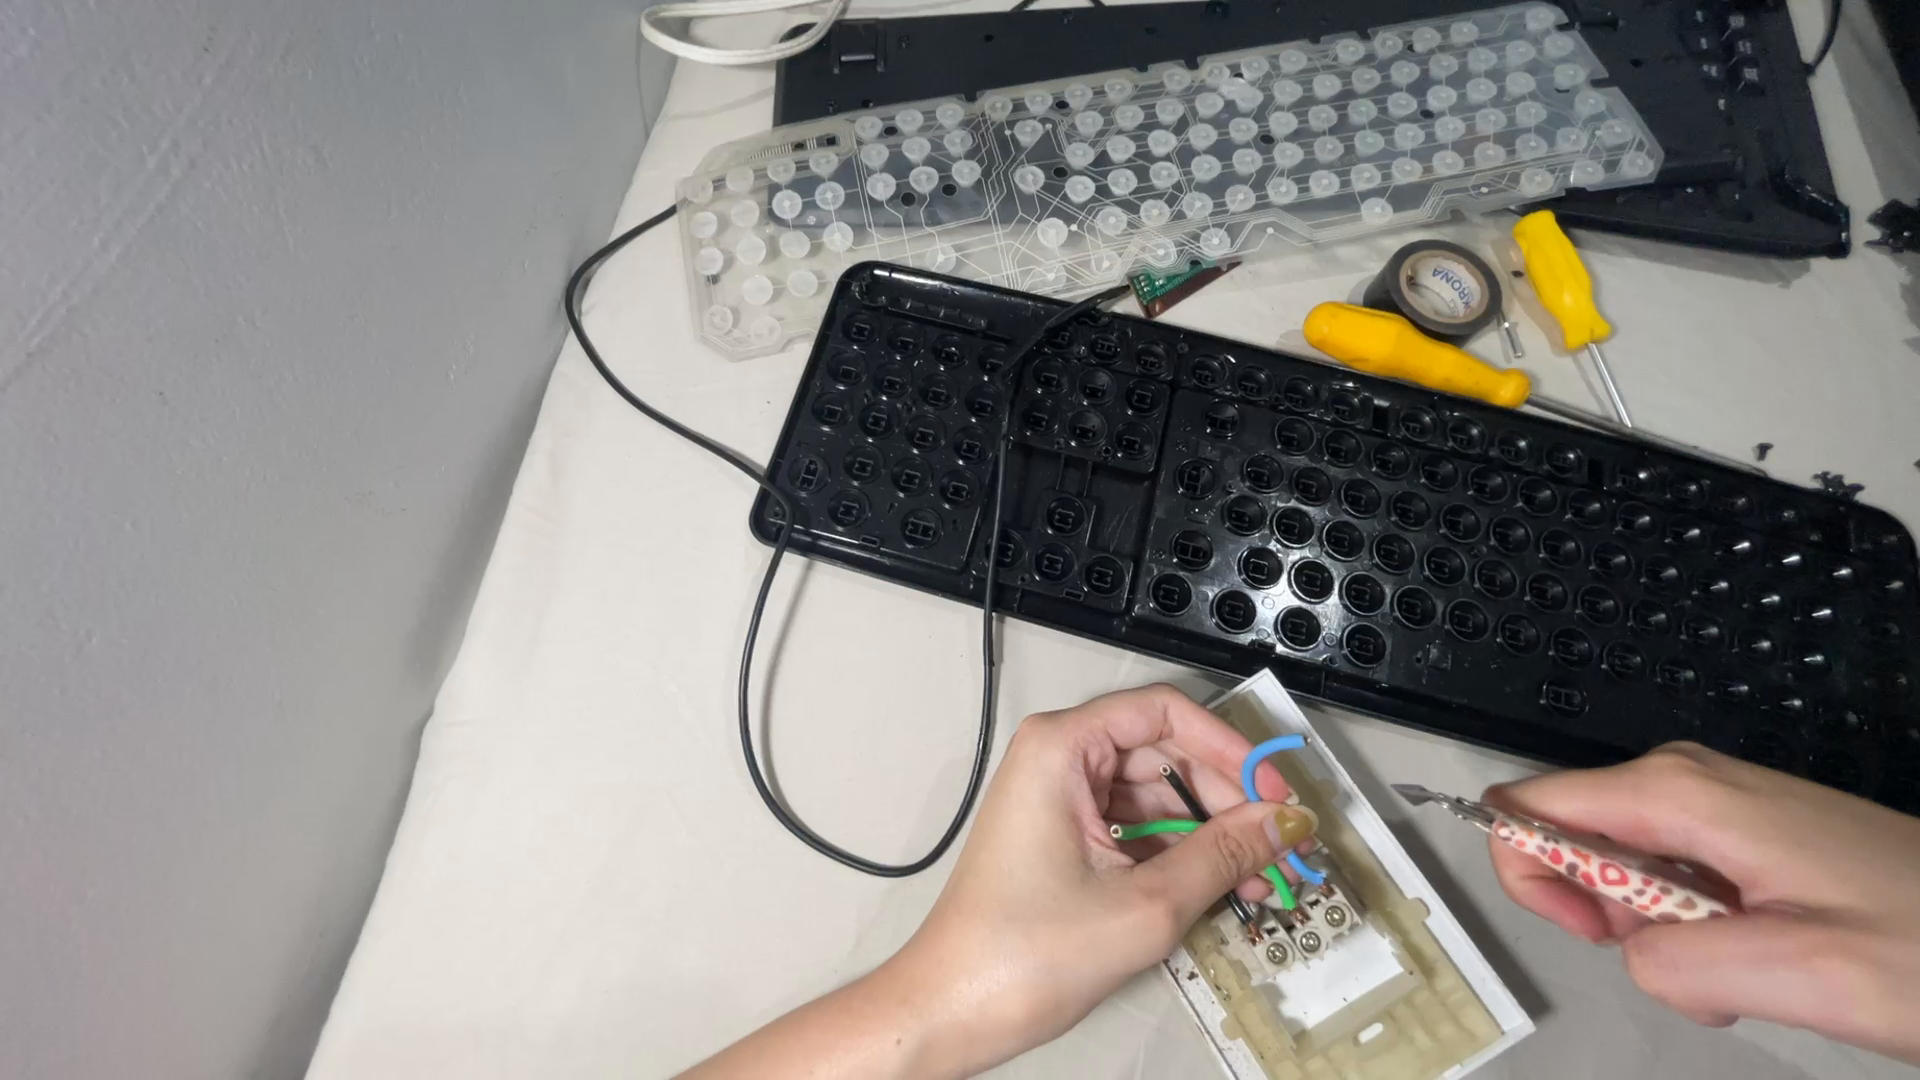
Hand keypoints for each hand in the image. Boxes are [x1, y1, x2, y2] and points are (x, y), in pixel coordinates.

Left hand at [886, 683, 1307, 1076]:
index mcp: (1061, 745)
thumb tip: (1281, 822)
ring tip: (1259, 873)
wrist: (955, 1007)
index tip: (1272, 791)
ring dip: (1206, 830)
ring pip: (1151, 791)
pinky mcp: (1062, 830)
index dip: (1226, 747)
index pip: (1162, 713)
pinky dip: (1176, 849)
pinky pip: (1132, 822)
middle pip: (1160, 751)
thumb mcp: (1145, 903)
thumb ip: (1223, 853)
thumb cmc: (1024, 951)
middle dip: (1222, 796)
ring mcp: (1058, 793)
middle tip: (1277, 840)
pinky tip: (1219, 882)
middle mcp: (1056, 756)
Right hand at [1487, 742, 1919, 1063]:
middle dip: (1603, 905)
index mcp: (1667, 789)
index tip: (1598, 937)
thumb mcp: (1807, 977)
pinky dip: (1687, 912)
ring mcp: (1710, 793)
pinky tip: (1755, 940)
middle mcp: (1673, 774)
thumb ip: (1676, 964)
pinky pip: (1663, 858)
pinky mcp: (1740, 818)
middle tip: (1691, 960)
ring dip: (1652, 919)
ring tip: (1741, 959)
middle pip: (1565, 830)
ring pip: (1616, 852)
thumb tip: (1630, 954)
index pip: (1521, 808)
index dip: (1529, 874)